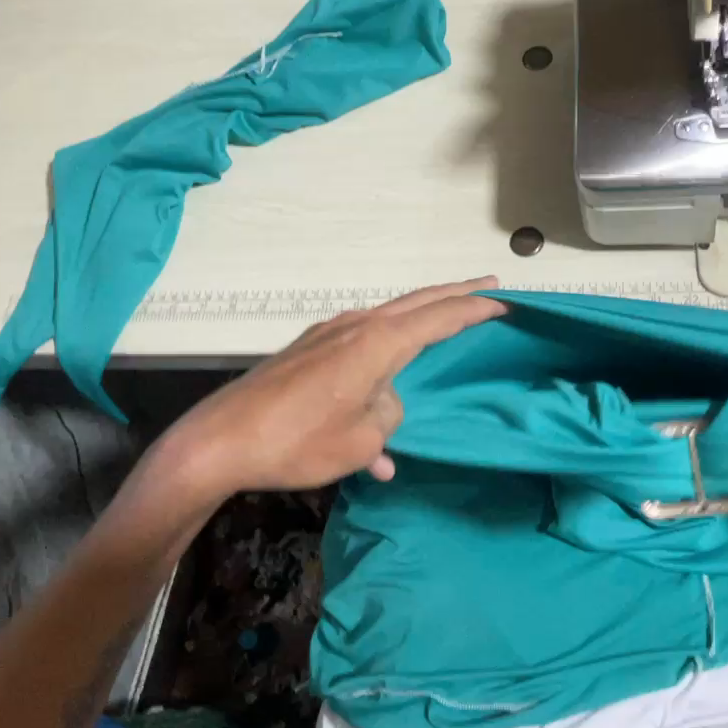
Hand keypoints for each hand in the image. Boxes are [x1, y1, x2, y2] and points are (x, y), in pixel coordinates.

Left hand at [133, 278, 506, 512]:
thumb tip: (386, 402)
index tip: (505, 300)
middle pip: (417, 302)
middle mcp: (356, 326)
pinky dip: (389, 341)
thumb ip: (389, 413)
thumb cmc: (299, 441)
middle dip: (455, 294)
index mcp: (378, 342)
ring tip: (448, 313)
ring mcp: (329, 333)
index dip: (475, 309)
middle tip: (490, 285)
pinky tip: (387, 375)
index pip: (440, 318)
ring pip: (390, 315)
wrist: (222, 440)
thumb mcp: (361, 439)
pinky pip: (364, 336)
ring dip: (422, 313)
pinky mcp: (310, 348)